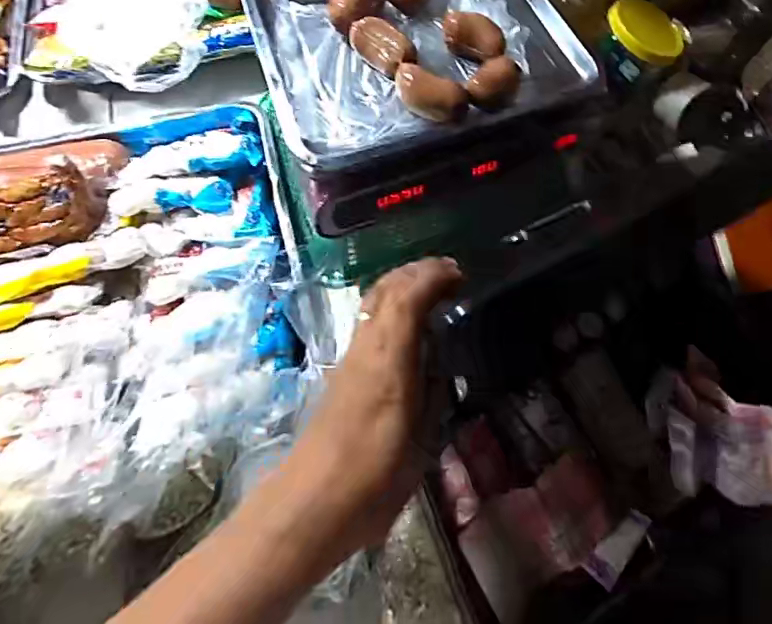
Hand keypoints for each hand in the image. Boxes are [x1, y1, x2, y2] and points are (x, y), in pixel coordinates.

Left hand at [274, 258, 462, 560]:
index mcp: (389, 357)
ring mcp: (351, 356)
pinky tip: (406, 321)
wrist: (311, 502)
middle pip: (387, 287)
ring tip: (432, 287)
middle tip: (450, 272)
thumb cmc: (373, 475)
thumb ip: (433, 393)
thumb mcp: (420, 439)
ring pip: (375, 299)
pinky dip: (392, 303)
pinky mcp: (343, 371)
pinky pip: (370, 318)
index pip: (408, 296)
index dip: (433, 276)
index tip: (460, 273)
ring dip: (404, 283)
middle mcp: (366, 346)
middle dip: (418, 270)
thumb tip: (441, 363)